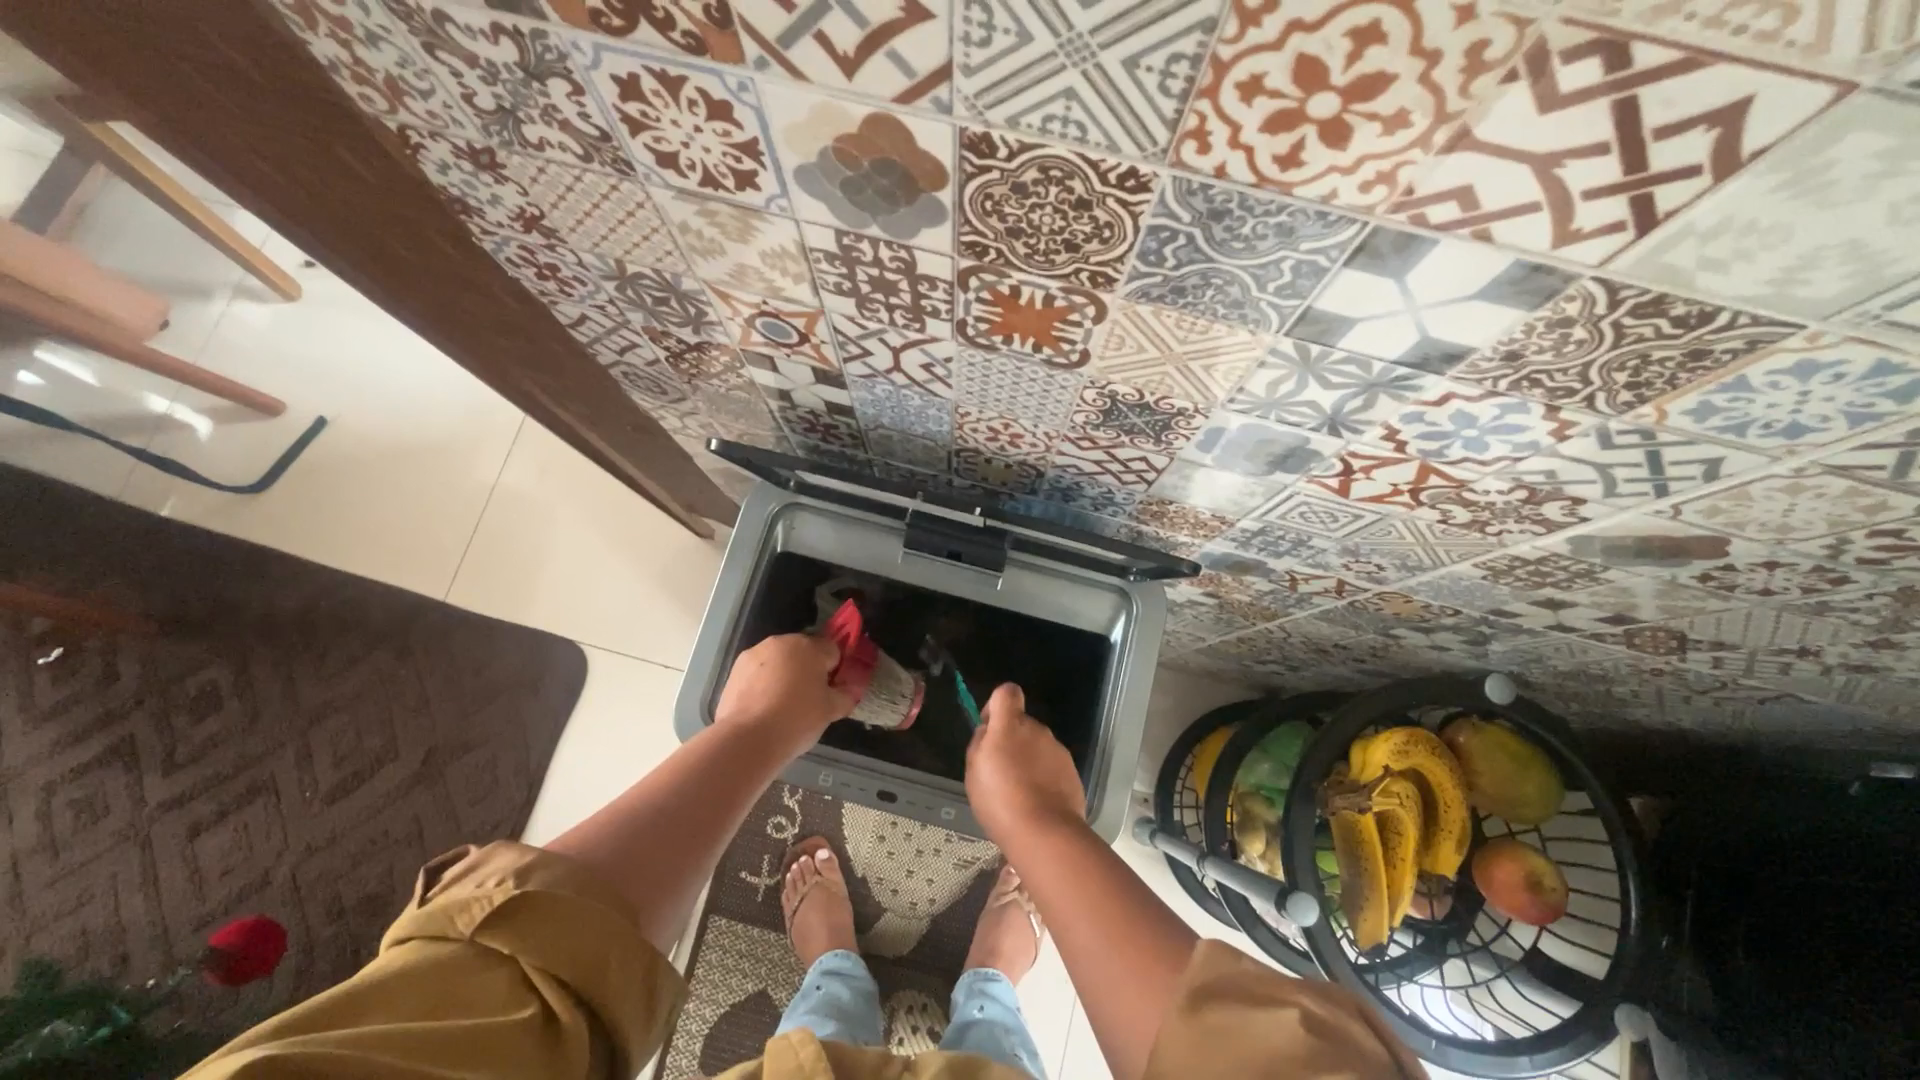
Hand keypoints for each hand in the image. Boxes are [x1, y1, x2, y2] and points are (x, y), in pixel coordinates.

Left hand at [716, 633, 852, 756]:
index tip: (832, 691)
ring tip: (783, 707)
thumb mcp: (831, 710)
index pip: (832, 650)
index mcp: (809, 646)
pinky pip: (758, 674)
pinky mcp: (734, 671)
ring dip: (784, 676)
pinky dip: (763, 685)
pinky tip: (764, 709)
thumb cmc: (798, 719)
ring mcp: (754, 655)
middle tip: (810, 700)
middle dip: (808, 671)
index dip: (835, 670)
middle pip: (803, 653)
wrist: (749, 739)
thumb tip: (850, 690)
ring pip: (778, 662)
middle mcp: (780, 642)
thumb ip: (846, 695)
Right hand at [965, 683, 1086, 842]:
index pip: (1007, 692)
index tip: (990, 728)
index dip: (996, 705)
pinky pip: (1052, 766)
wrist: (1045, 832)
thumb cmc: (1000, 800)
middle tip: (1000, 773)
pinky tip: (1037, 803)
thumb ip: (980, 744)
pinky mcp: (1072, 772)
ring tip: (1019, 793)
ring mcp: (1058, 751)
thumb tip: (988, 732)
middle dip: (1011, 741)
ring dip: (1028, 761)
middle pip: (1022, 724)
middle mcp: (1038, 730)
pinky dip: (1044, 777)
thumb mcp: (974, 771)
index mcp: (1010, 725)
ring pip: (1038, 746)